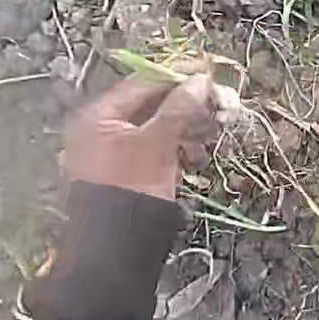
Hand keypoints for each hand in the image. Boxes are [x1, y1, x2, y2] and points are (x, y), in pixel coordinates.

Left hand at [59, 74, 217, 199]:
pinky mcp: (134, 171)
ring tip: (214, 131)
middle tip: (220, 105)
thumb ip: (179, 107)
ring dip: (190, 127)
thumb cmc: (131, 185)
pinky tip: (198, 156)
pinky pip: (160, 148)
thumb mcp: (156, 142)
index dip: (177, 76)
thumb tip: (200, 79)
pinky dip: (181, 147)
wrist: (118, 246)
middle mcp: (104, 128)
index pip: (143, 83)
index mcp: (98, 116)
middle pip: (154, 105)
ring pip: (161, 127)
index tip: (207, 72)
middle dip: (189, 106)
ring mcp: (119, 151)